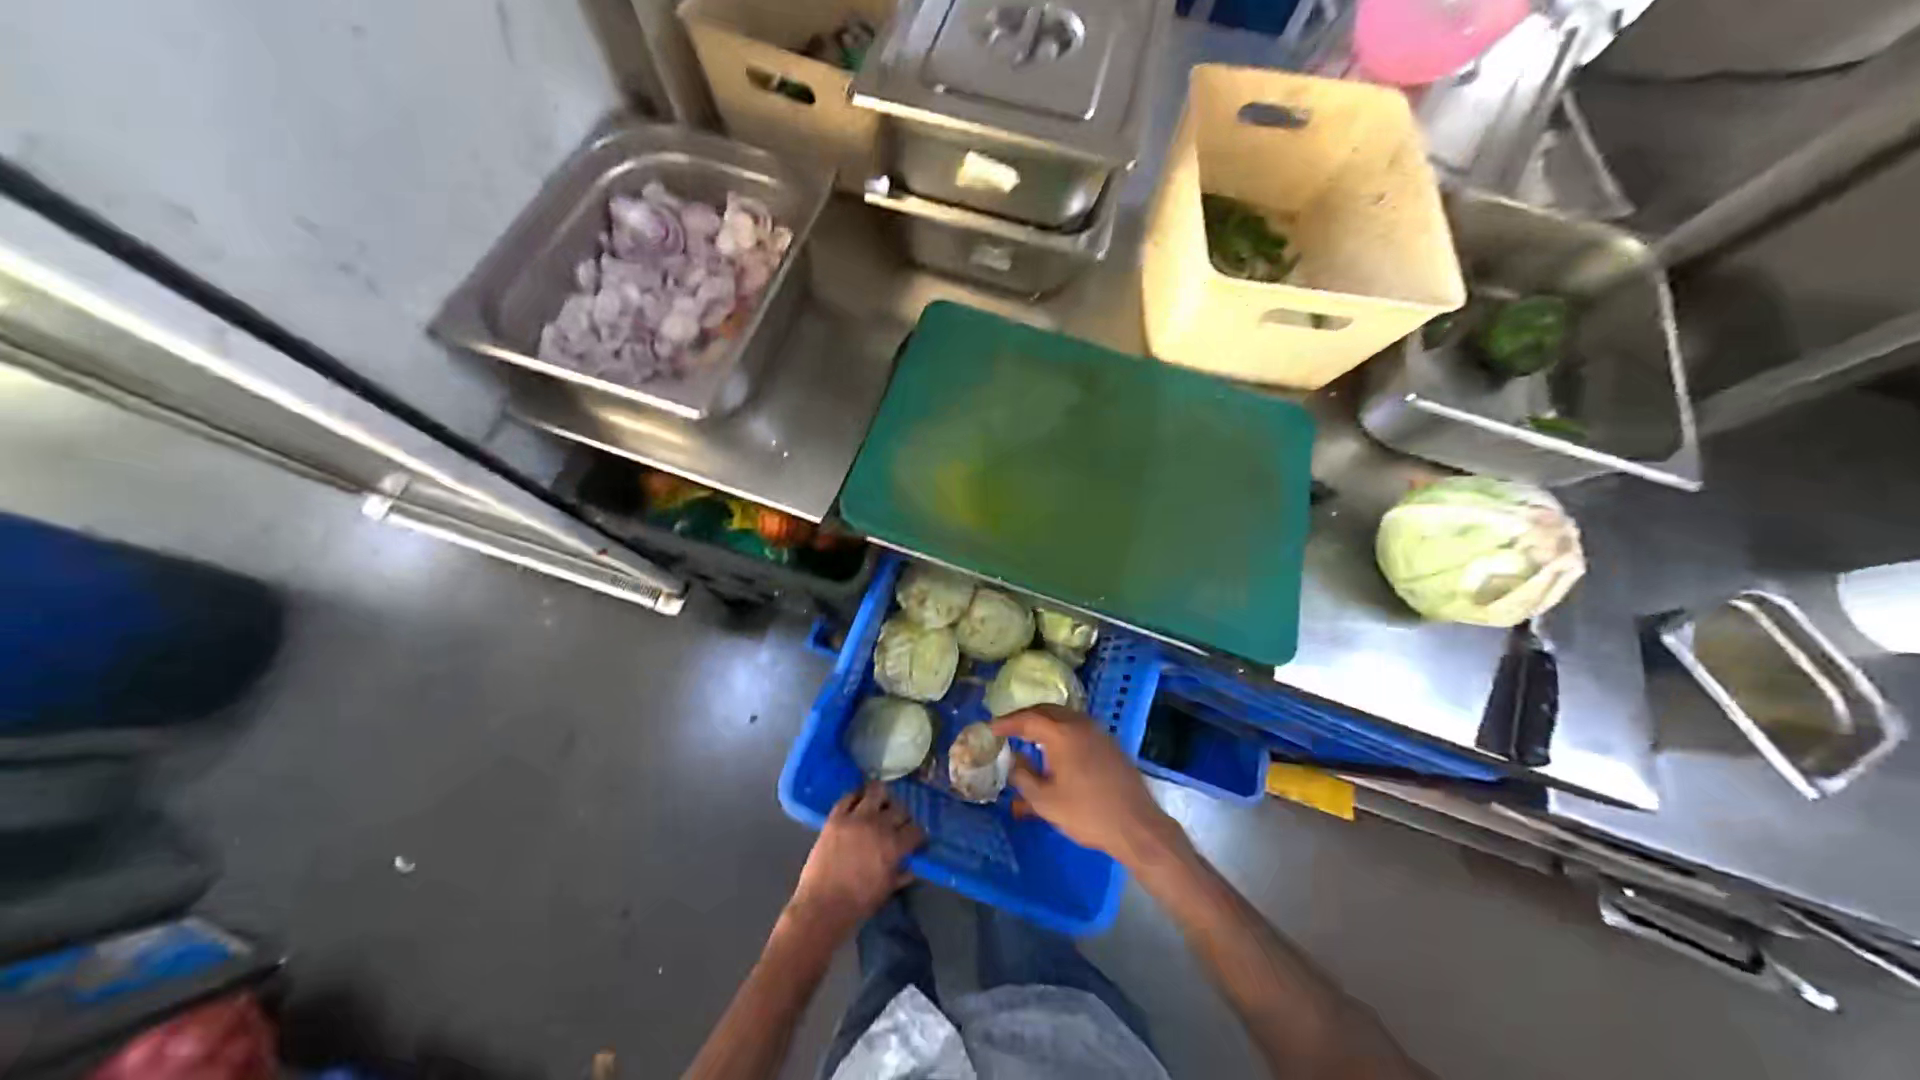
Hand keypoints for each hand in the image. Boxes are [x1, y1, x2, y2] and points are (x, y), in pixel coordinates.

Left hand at [787, 783, 924, 940]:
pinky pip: (849, 796)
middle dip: (902, 817)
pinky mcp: (835, 817)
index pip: (916, 829)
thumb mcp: (888, 889)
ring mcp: (855, 818)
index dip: (918, 836)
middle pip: (900, 808)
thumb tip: (911, 864)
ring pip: (876, 791)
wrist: (822, 906)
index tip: (914, 840)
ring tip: (879, 807)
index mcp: (894, 846)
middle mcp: (878, 825)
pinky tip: (858, 805)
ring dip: (882, 798)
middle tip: (897, 825)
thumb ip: (902, 873)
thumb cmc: (858, 903)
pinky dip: (856, 798)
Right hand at [992, 705, 1184, 868]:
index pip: (1027, 719)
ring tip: (1029, 735)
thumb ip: (1023, 776)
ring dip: (1044, 722)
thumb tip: (1013, 759)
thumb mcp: (1044, 801)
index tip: (991, 728)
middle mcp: (1080, 724)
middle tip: (1008, 728)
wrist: (1136, 826)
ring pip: (1064, 717)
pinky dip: (1061, 730)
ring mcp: (1098, 732)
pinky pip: (1078, 727)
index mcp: (1062, 734)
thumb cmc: (1086, 814)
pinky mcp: (1109, 744)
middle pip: (1047, 711)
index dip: (1006, 722)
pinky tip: (1056, 748)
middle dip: (1025, 717)